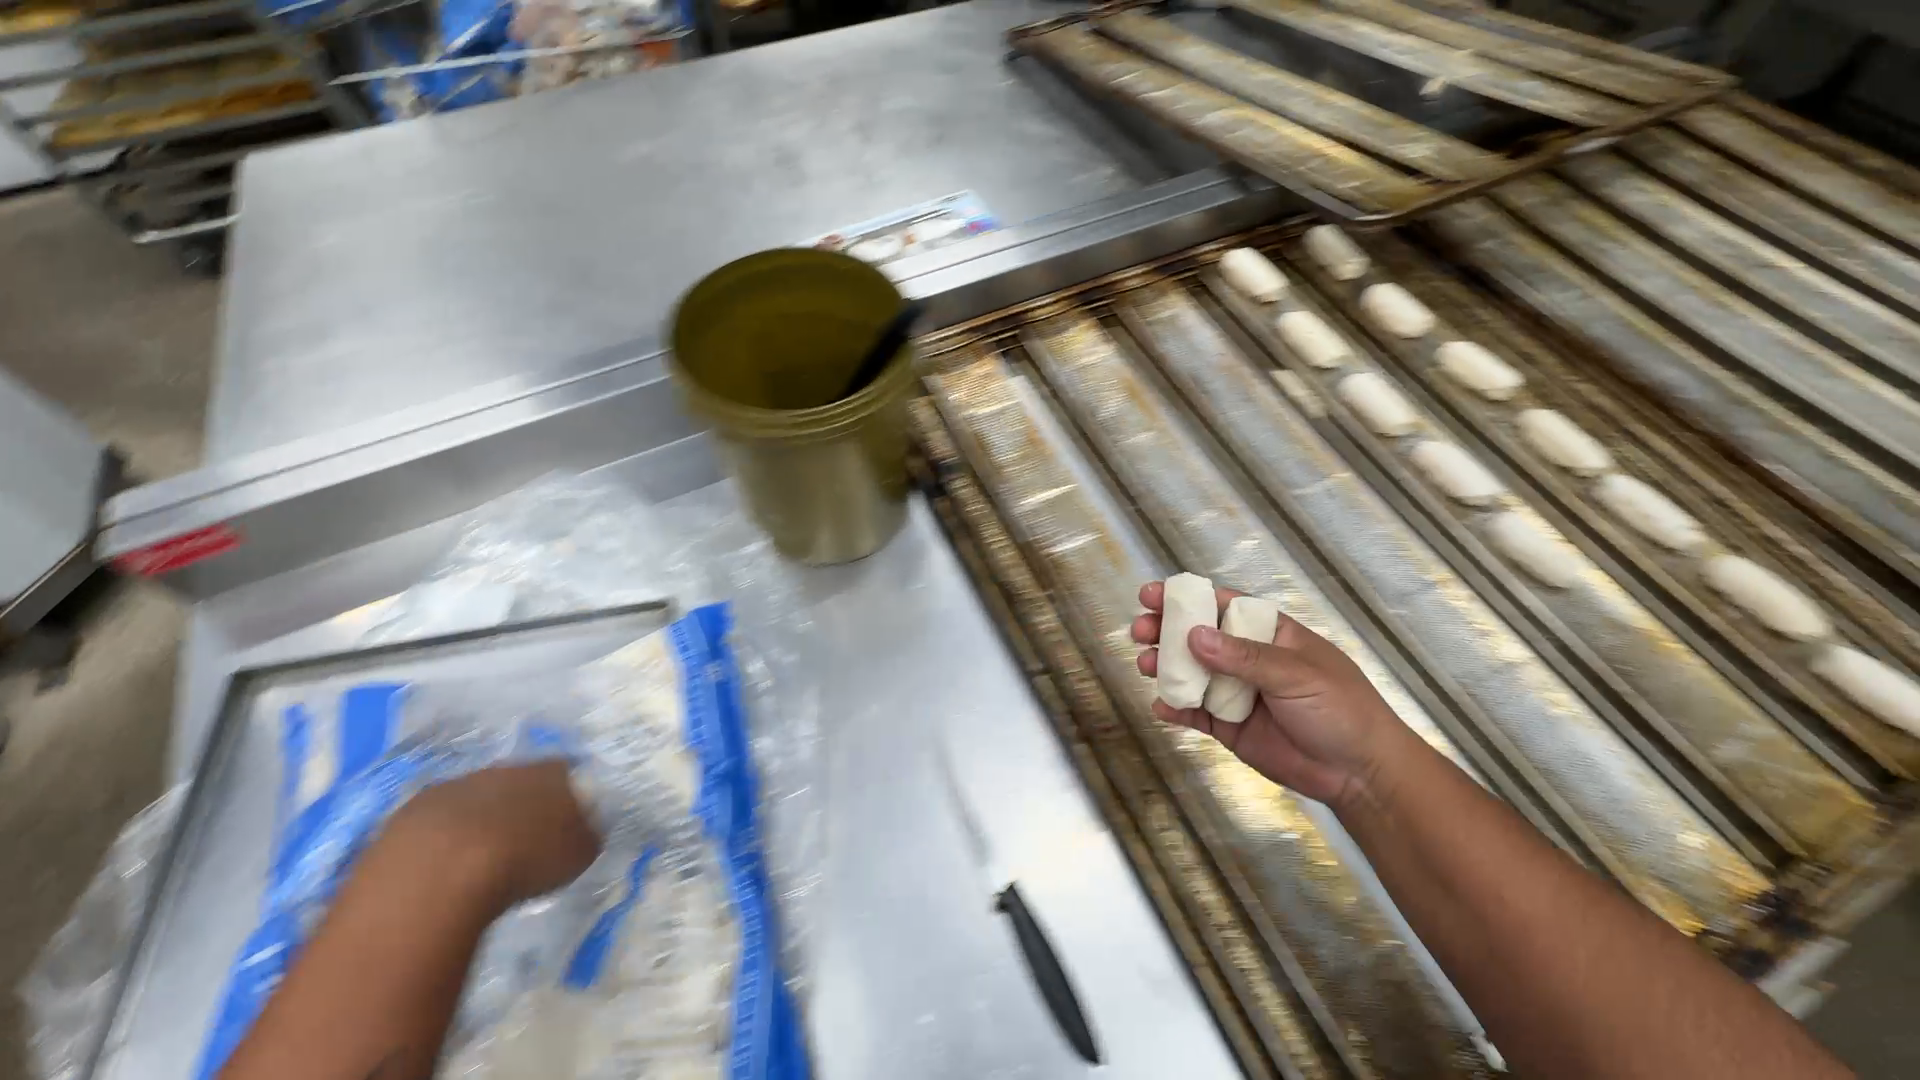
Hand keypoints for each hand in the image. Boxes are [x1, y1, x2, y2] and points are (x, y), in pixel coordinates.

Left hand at [383, 762, 602, 910]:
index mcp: (551, 772)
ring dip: (482, 818)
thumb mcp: (580, 853)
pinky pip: (440, 817)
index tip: (567, 822)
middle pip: (521, 780)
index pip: (569, 772)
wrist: (442, 870)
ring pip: (478, 796)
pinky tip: (446, 863)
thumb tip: (583, 827)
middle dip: (523, 804)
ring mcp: (458, 783)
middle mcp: (506, 767)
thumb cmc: (526, 860)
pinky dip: (446, 835)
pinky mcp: (415, 806)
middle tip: (525, 840)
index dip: (569, 796)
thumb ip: (586, 833)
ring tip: (483, 856)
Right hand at [1131, 581, 1405, 808]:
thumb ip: (1244, 657)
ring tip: (1146, 664)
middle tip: (1139, 630)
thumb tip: (1194, 636)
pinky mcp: (1228, 727)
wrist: (1359, 773)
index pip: (1222, 607)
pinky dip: (1175, 708)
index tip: (1152, 594)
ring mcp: (1236, 693)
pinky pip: (1194, 713)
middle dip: (1166, 631)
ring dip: (1166, 666)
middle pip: (1198, 638)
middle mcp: (1247, 659)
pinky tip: (1161, 705)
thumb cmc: (1340, 709)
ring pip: (1191, 673)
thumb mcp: (1296, 674)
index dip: (1187, 598)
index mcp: (1269, 634)